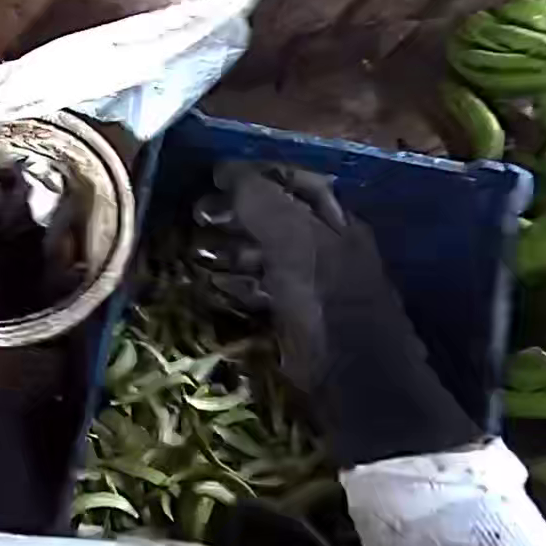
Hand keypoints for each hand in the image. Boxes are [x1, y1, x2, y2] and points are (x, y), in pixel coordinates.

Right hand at [194, 162, 482, 465]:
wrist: (349, 375)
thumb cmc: (324, 298)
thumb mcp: (295, 240)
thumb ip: (263, 202)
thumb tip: (226, 170)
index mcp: (333, 222)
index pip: (293, 182)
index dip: (255, 174)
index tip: (215, 176)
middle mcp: (323, 247)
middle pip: (272, 218)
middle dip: (234, 213)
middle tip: (197, 214)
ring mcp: (308, 283)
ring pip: (262, 254)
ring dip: (228, 248)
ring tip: (196, 250)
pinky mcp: (293, 316)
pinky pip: (258, 290)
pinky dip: (234, 284)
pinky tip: (213, 285)